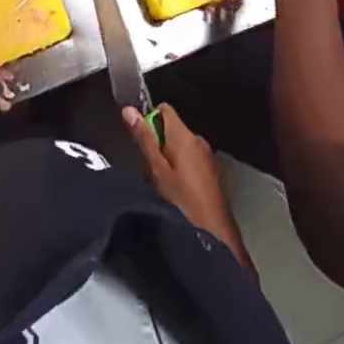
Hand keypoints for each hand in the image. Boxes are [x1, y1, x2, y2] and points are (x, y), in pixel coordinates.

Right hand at [126, 104, 251, 273]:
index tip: (138, 138)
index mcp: (185, 137)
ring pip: (178, 144)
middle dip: (155, 140)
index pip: (164, 109)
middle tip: (146, 165)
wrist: (213, 233)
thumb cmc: (182, 200)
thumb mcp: (156, 169)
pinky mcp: (209, 171)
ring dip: (165, 155)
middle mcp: (198, 141)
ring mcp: (206, 156)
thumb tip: (129, 110)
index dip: (148, 117)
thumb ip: (143, 138)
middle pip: (170, 127)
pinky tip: (172, 188)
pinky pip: (188, 158)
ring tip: (158, 180)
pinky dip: (177, 166)